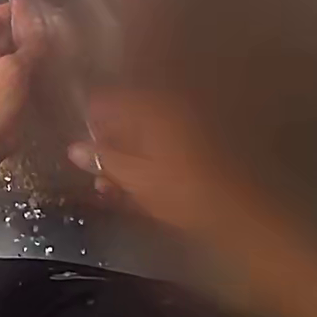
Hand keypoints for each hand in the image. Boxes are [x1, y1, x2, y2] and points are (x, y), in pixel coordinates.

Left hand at [0, 4, 39, 170]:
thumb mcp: (15, 69)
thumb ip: (32, 45)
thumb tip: (46, 28)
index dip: (14, 8)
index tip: (40, 6)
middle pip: (3, 35)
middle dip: (27, 32)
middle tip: (55, 27)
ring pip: (11, 57)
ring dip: (31, 53)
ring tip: (58, 46)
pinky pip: (15, 76)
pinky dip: (30, 73)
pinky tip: (51, 71)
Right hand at [67, 90, 281, 249]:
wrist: (244, 214)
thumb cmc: (185, 192)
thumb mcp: (136, 178)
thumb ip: (103, 160)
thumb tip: (73, 149)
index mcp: (152, 108)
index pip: (106, 101)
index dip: (89, 121)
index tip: (78, 143)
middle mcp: (170, 107)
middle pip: (125, 116)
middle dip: (106, 141)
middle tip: (93, 169)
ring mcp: (187, 124)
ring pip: (143, 133)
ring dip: (125, 155)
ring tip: (112, 185)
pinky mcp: (200, 143)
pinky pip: (162, 145)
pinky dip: (147, 160)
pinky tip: (138, 185)